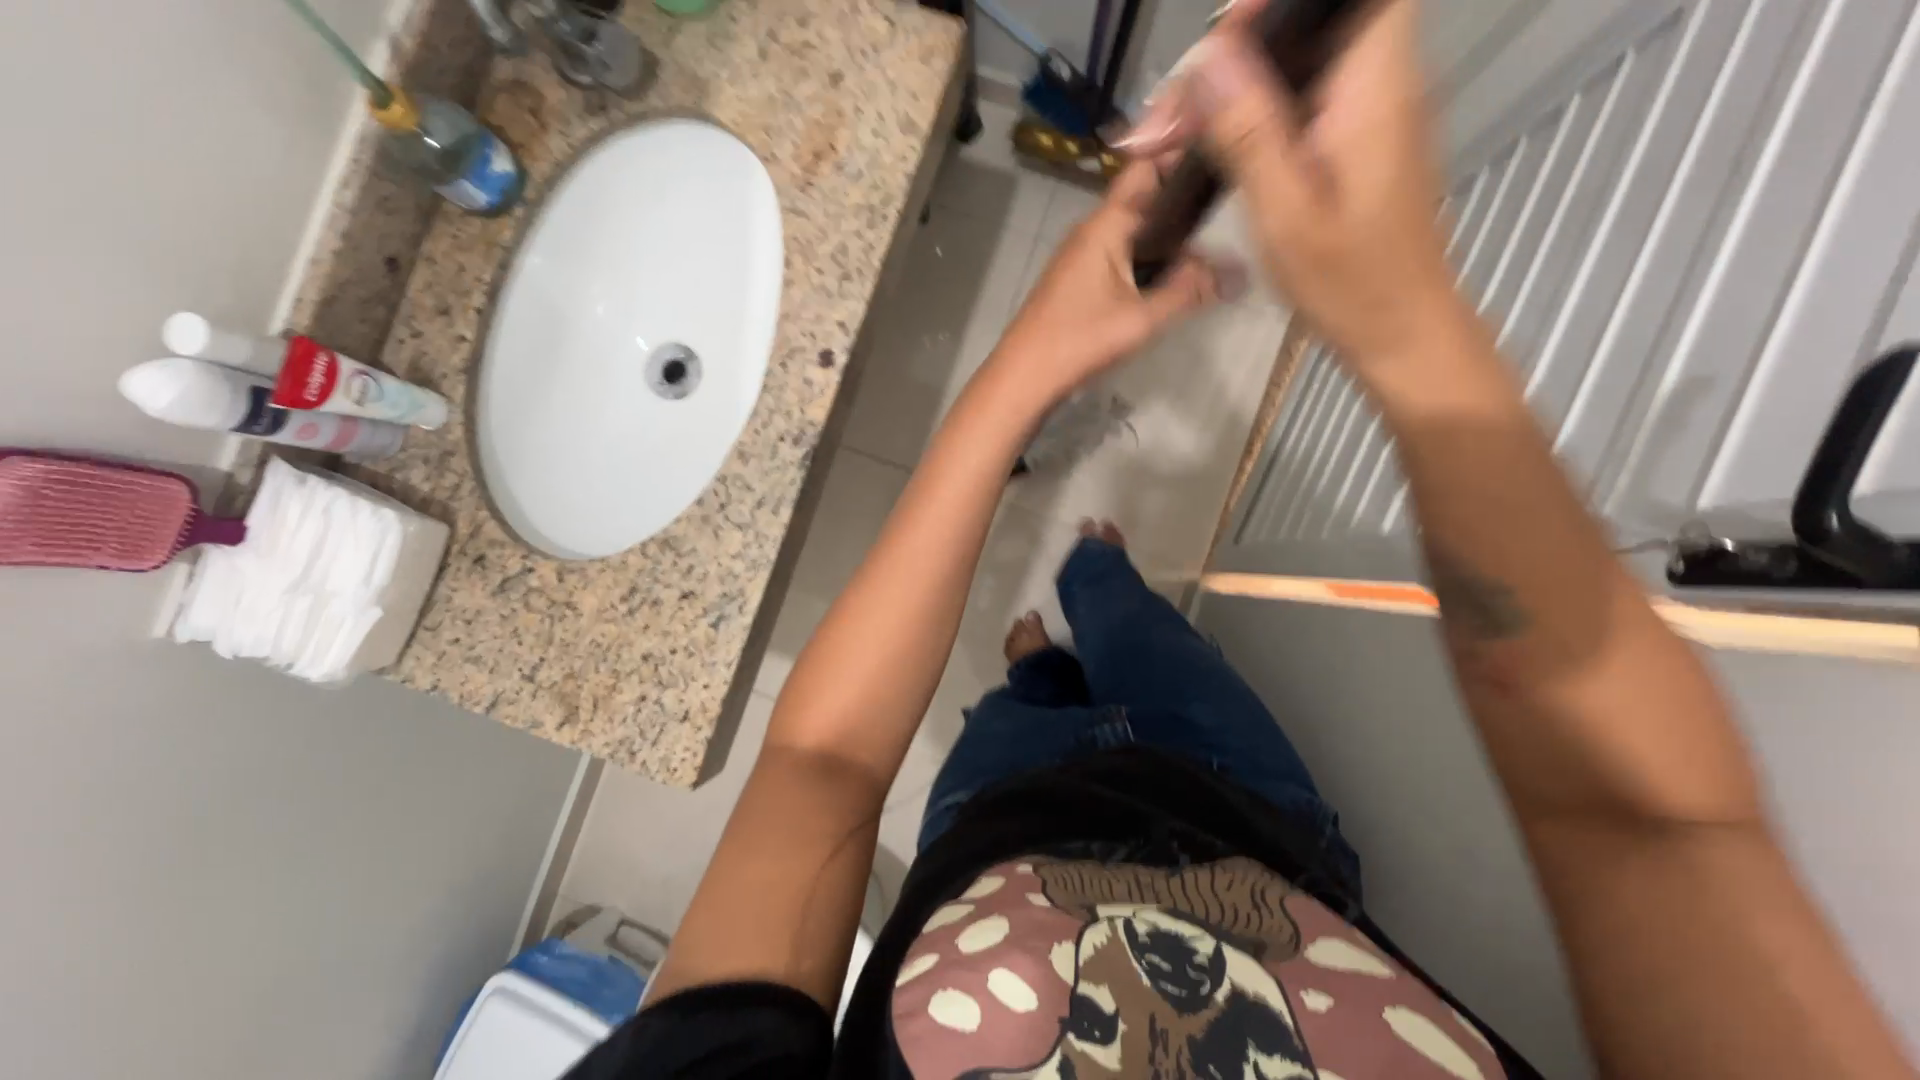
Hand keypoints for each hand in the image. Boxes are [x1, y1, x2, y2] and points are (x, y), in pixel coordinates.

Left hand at [987, 160, 1239, 403]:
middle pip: (1143, 199)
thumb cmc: (1080, 340)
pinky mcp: (1078, 279)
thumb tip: (1238, 271)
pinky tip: (1168, 282)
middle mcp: (1092, 230)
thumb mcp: (1143, 319)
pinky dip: (1146, 259)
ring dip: (1165, 238)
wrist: (1024, 376)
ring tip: (1206, 254)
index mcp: (1106, 224)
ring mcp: (1081, 254)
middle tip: (1224, 220)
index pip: (1146, 168)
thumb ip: (1190, 291)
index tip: (1220, 163)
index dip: (1181, 157)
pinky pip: (1120, 254)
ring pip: (1133, 230)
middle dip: (1181, 206)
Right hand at [1121, 0, 1474, 374]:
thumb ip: (1250, 130)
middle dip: (1236, 45)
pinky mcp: (1353, 136)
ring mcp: (1369, 108)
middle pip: (1308, 21)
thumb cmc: (1351, 283)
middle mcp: (1381, 80)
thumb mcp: (1287, 212)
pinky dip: (1250, 108)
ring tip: (1176, 128)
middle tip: (1176, 107)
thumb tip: (1210, 54)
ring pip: (1295, 58)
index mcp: (1374, 87)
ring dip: (1234, 80)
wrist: (1401, 331)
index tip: (1228, 33)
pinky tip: (1208, 144)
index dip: (1283, 2)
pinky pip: (1298, 94)